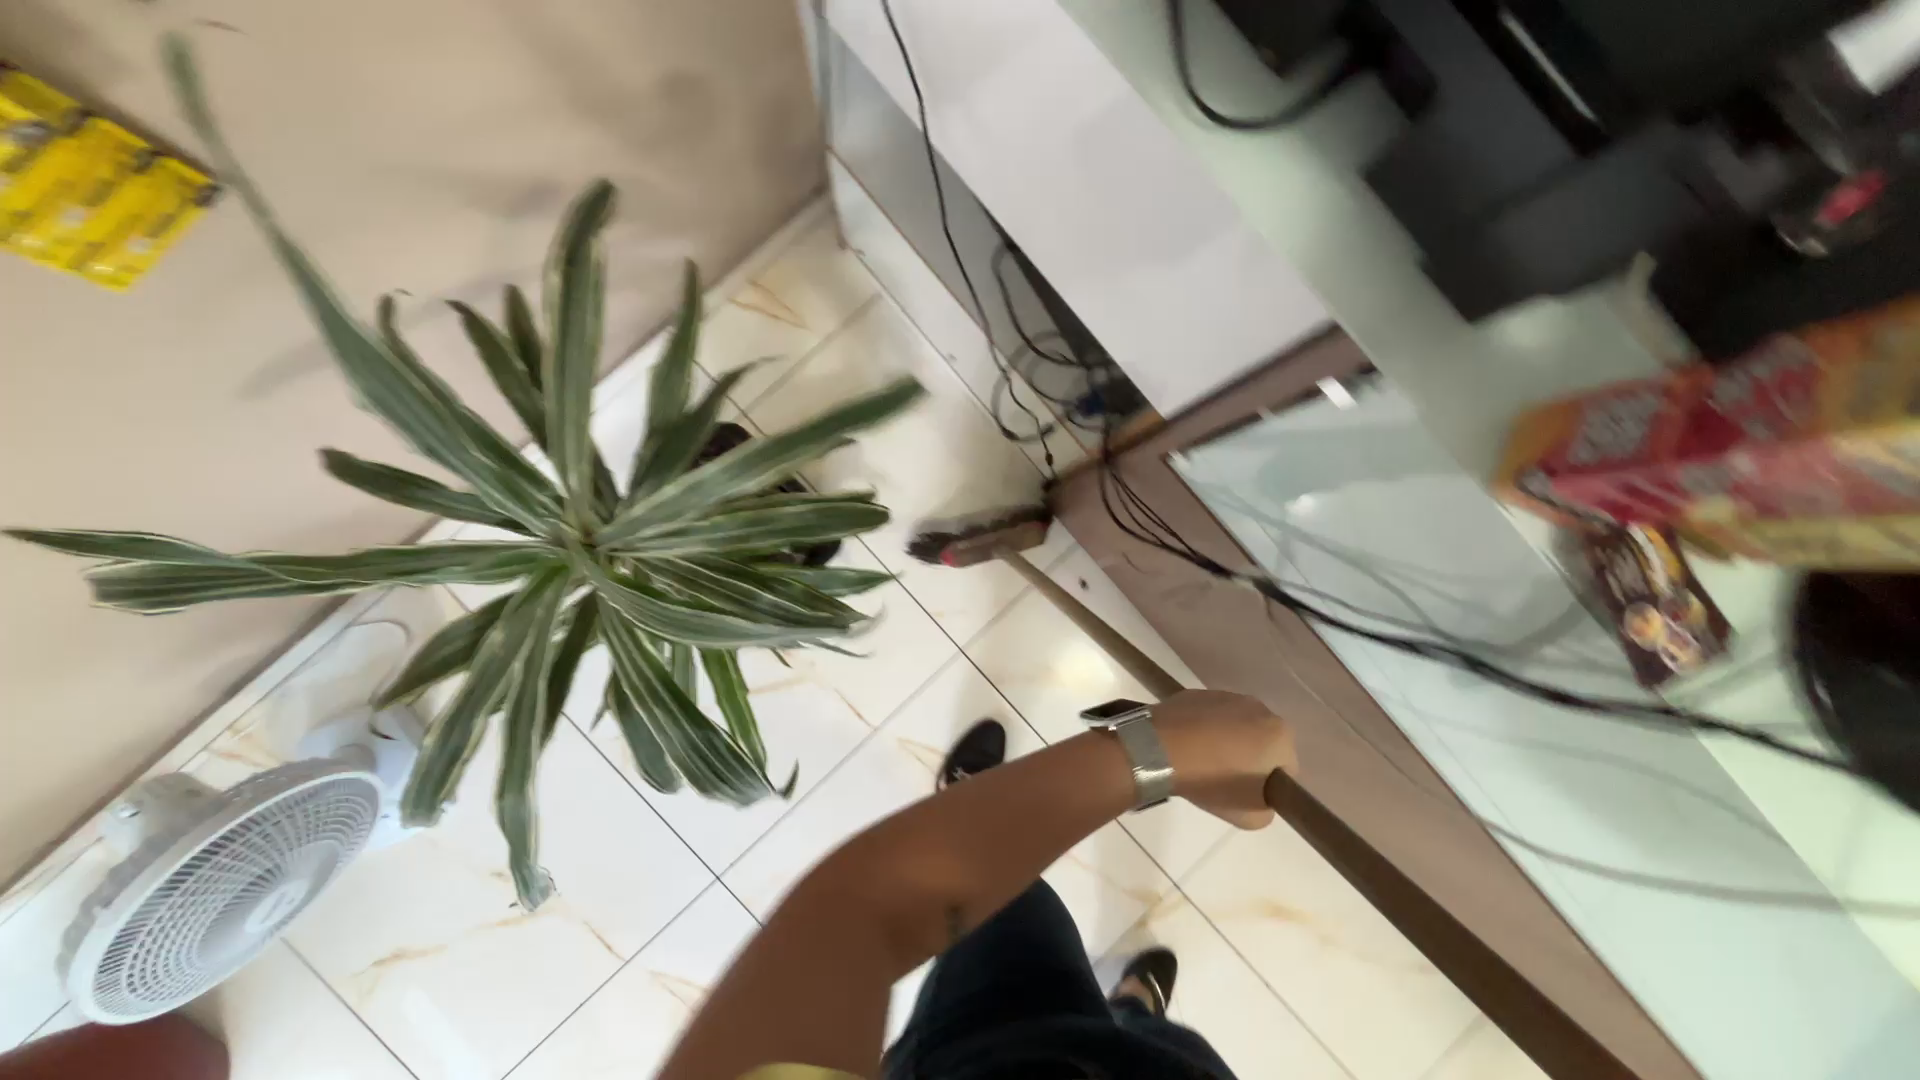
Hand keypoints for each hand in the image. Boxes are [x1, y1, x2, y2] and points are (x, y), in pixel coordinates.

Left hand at [1153, 690, 1293, 829]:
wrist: (1159, 747)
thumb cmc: (1212, 781)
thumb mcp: (1252, 816)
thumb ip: (1268, 808)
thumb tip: (1261, 796)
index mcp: (1280, 734)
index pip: (1286, 769)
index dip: (1269, 787)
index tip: (1246, 795)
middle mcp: (1259, 707)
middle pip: (1262, 742)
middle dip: (1249, 759)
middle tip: (1224, 779)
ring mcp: (1226, 695)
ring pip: (1236, 727)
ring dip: (1226, 742)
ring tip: (1201, 761)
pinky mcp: (1197, 693)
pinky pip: (1209, 717)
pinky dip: (1203, 729)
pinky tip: (1187, 745)